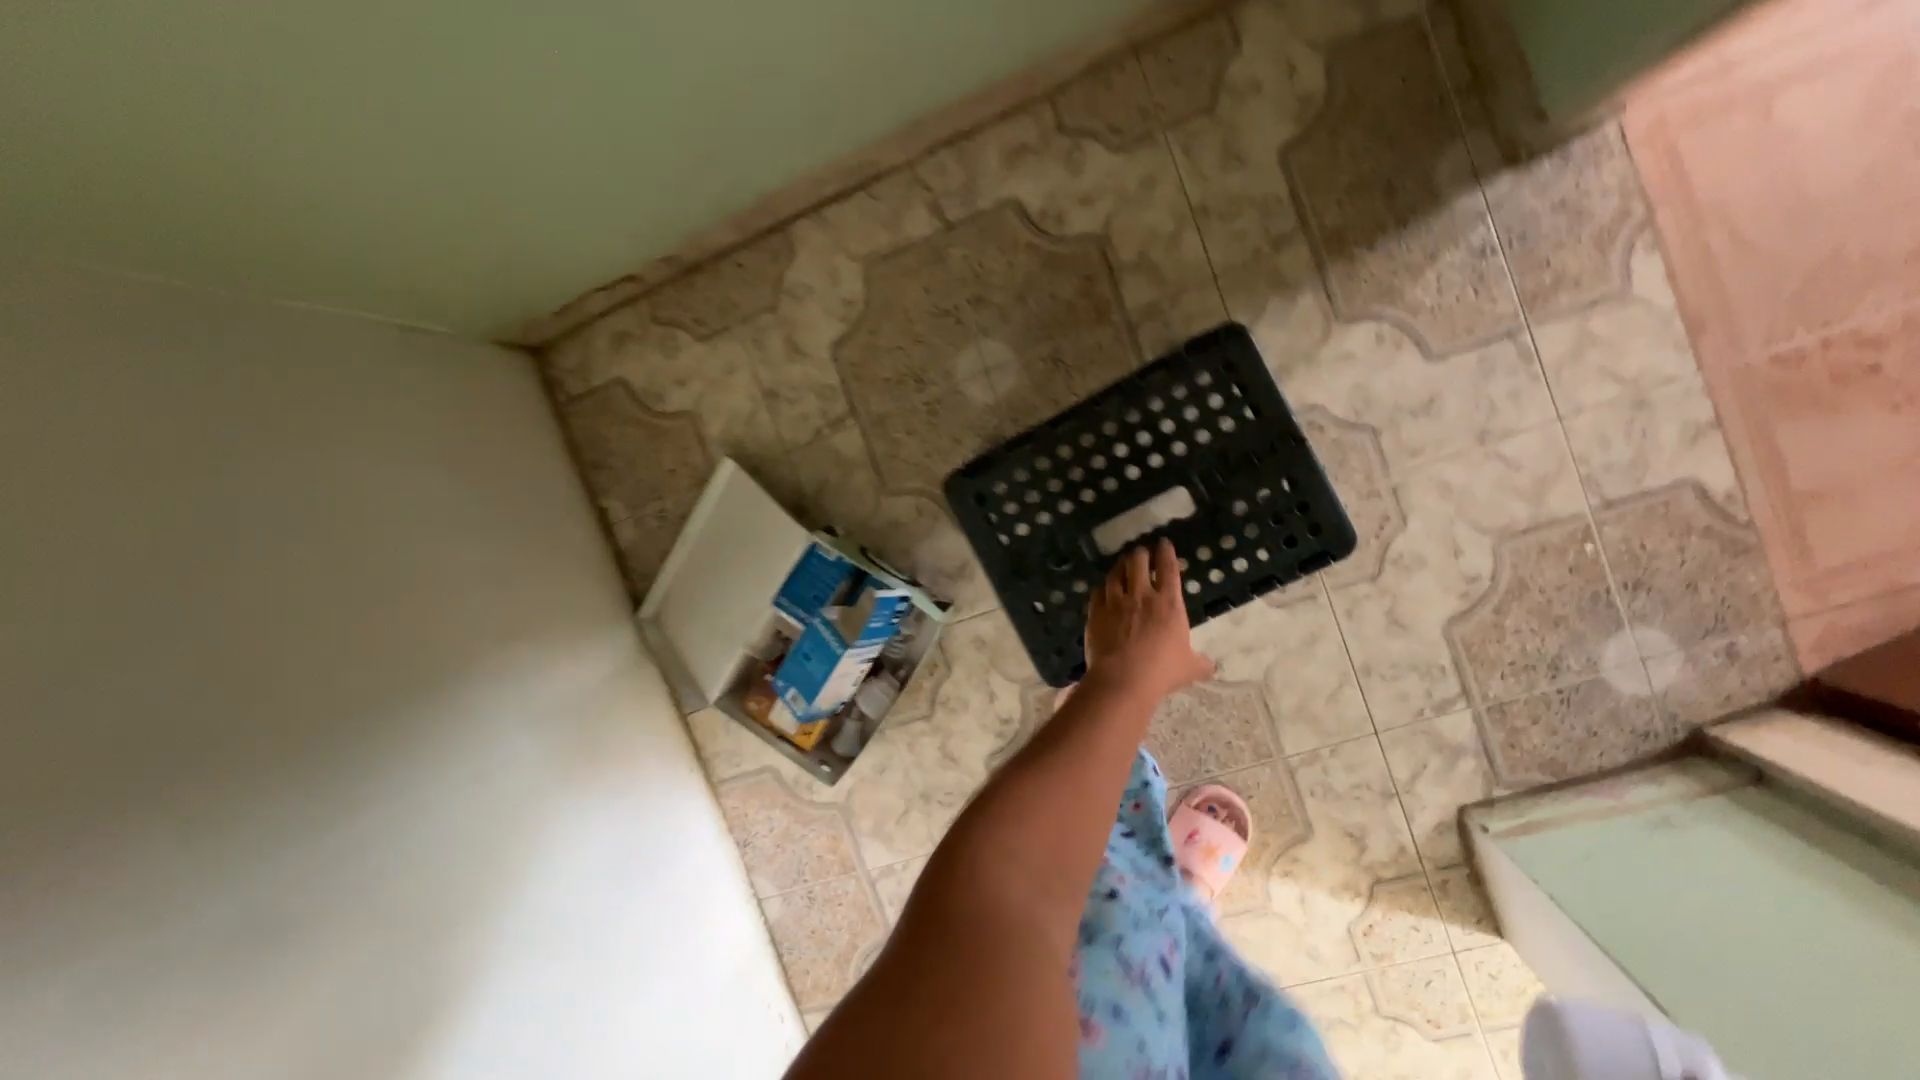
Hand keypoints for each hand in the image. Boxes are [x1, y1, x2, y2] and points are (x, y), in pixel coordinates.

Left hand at [1083, 539, 1214, 701]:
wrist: (1122, 679)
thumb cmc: (1161, 672)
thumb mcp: (1189, 668)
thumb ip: (1200, 663)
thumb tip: (1211, 666)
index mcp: (1169, 603)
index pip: (1168, 568)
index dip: (1166, 552)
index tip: (1164, 543)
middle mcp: (1141, 595)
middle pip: (1138, 561)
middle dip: (1141, 553)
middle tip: (1142, 553)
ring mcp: (1115, 602)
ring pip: (1116, 572)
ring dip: (1120, 565)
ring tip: (1122, 563)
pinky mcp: (1096, 612)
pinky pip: (1098, 591)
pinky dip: (1103, 587)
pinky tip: (1104, 588)